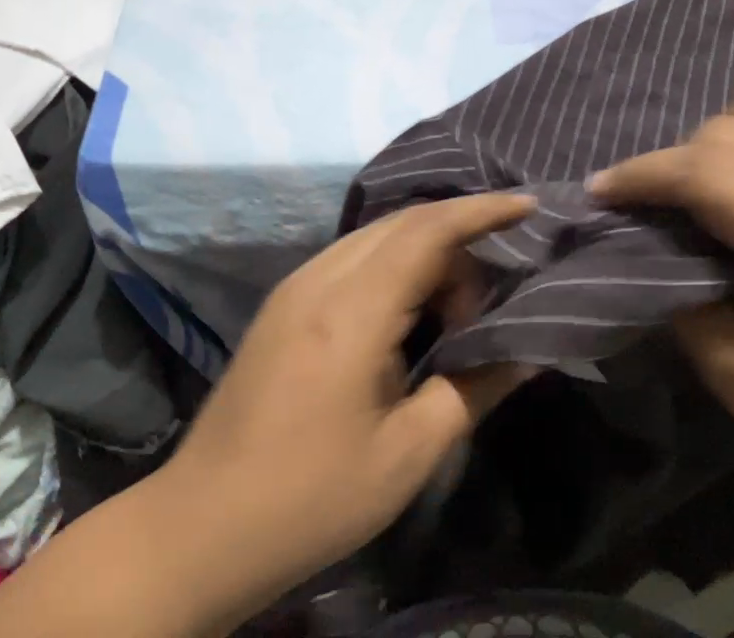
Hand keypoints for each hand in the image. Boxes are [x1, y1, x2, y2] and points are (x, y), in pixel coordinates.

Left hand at [156, 193, 537, 595]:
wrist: (203, 526)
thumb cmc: (314, 496)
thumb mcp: (409, 453)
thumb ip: (474, 388)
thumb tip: (530, 352)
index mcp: (351, 310)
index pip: (427, 230)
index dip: (482, 211)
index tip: (530, 207)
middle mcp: (318, 280)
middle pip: (401, 225)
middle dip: (459, 240)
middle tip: (497, 294)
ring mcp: (292, 290)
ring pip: (373, 240)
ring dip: (424, 256)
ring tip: (458, 311)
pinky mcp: (281, 308)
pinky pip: (350, 261)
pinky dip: (393, 269)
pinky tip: (410, 315)